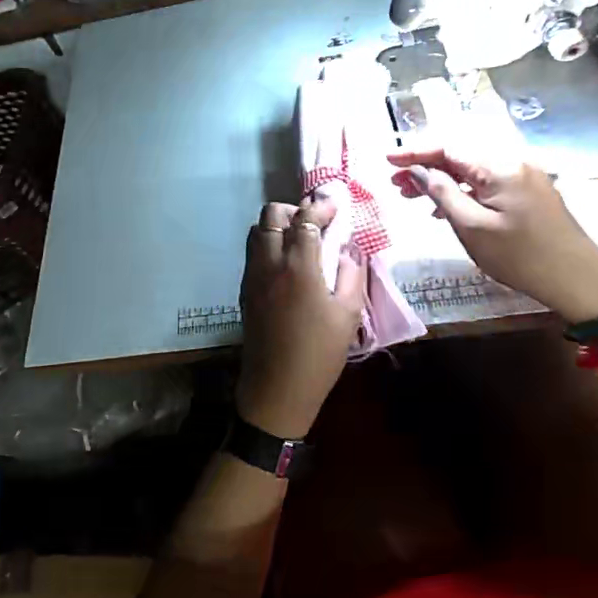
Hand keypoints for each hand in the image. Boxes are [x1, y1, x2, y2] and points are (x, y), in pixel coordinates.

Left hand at [237, 197, 363, 438]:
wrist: (277, 389)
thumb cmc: (319, 354)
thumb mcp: (349, 314)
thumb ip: (352, 274)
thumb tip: (350, 250)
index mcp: (298, 266)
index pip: (305, 219)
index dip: (321, 208)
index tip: (335, 207)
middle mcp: (270, 263)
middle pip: (272, 215)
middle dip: (295, 211)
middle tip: (315, 224)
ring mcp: (252, 276)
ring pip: (256, 231)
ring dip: (278, 226)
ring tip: (301, 241)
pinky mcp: (244, 291)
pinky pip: (253, 252)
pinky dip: (268, 244)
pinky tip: (287, 264)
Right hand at [388, 146, 597, 322]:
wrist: (577, 277)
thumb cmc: (520, 256)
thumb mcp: (473, 228)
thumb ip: (443, 194)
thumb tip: (418, 170)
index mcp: (499, 166)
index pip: (448, 147)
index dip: (415, 152)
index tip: (387, 158)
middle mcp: (512, 161)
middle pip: (460, 155)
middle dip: (425, 166)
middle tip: (395, 184)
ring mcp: (523, 176)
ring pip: (473, 170)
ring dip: (442, 180)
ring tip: (413, 197)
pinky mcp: (529, 192)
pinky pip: (487, 183)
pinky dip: (463, 191)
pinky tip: (446, 209)